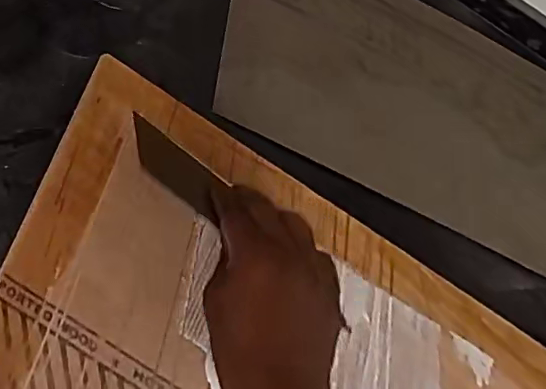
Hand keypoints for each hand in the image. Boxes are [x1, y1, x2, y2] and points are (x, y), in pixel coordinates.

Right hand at [202, 185, 342, 388]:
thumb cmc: (240, 353)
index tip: (215, 192)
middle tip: (233, 198)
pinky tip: (291, 256)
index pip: (235, 210)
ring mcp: (313, 271)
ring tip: (263, 223)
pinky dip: (301, 248)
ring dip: (276, 219)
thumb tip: (229, 243)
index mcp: (254, 253)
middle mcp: (287, 254)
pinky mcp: (330, 292)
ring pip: (295, 225)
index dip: (221, 197)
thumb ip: (223, 261)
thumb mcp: (215, 299)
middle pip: (265, 208)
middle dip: (246, 200)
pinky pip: (317, 255)